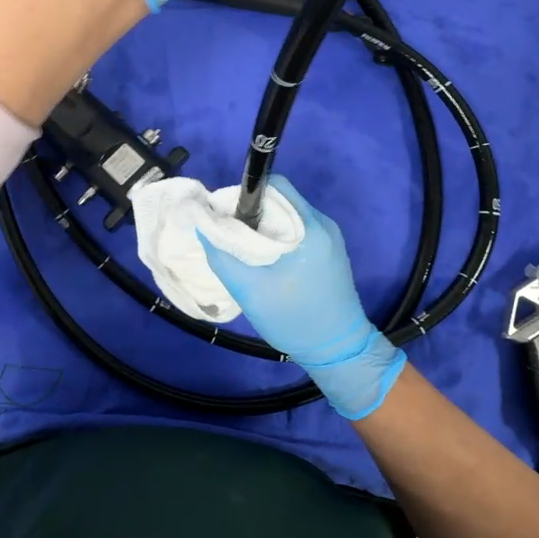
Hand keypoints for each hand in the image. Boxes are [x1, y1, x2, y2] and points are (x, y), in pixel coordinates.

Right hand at [200, 176, 403, 419]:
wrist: (338, 351)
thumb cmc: (294, 318)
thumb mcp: (248, 289)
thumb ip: (221, 254)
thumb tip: (200, 224)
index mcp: (310, 227)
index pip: (274, 186)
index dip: (244, 195)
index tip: (225, 218)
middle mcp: (323, 225)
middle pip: (279, 200)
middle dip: (250, 213)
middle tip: (229, 237)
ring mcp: (328, 239)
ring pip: (286, 216)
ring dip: (262, 227)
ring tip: (243, 251)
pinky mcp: (328, 252)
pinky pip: (296, 231)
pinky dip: (276, 238)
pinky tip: (263, 261)